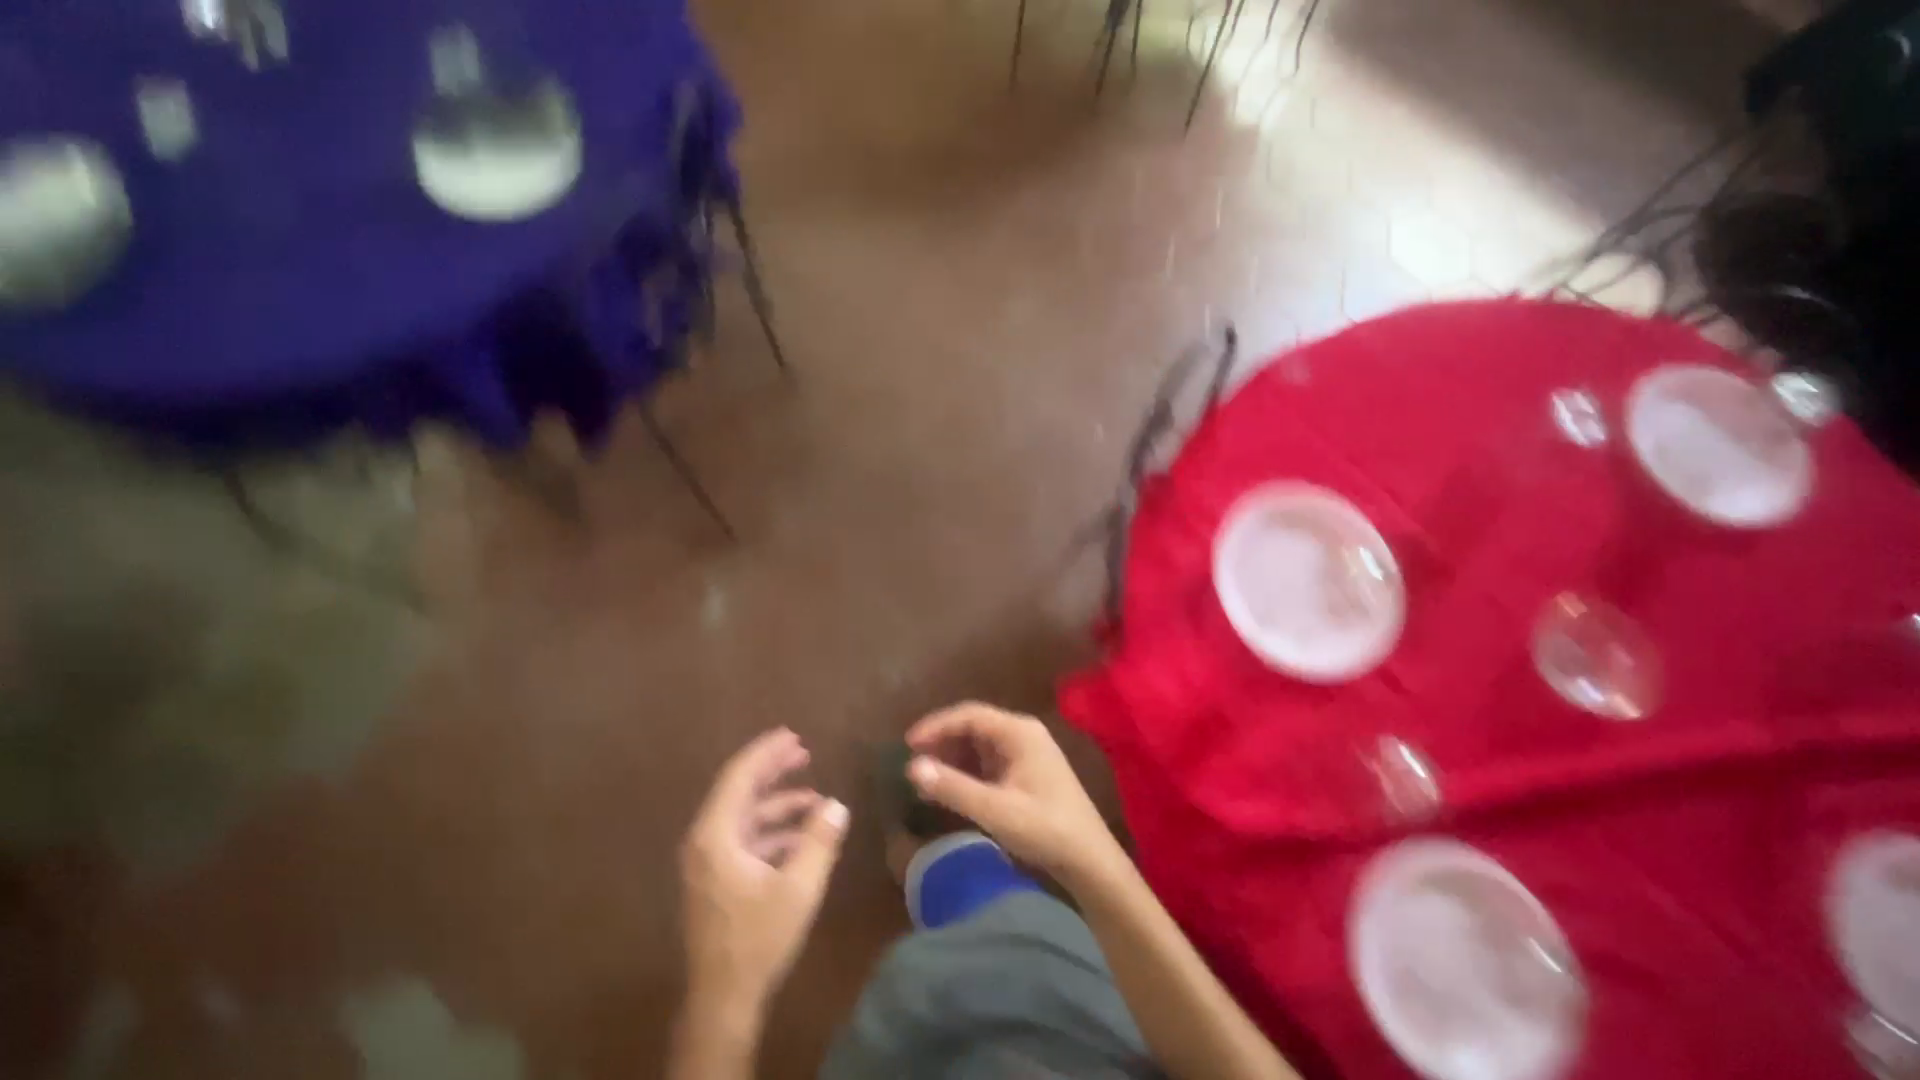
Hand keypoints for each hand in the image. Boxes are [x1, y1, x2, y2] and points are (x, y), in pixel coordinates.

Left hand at [680, 728, 846, 1018]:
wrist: (724, 996)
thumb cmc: (758, 937)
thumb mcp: (798, 888)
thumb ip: (819, 842)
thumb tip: (836, 805)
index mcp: (716, 835)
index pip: (739, 777)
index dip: (765, 752)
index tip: (792, 734)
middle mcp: (705, 841)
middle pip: (739, 792)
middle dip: (772, 771)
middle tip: (804, 752)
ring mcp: (707, 863)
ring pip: (745, 819)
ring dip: (778, 806)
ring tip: (815, 799)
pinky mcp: (716, 882)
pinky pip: (745, 842)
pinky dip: (773, 833)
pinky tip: (802, 838)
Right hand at [905, 702, 1124, 887]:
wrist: (1089, 860)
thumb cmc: (1045, 829)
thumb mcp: (995, 810)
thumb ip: (953, 787)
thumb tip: (912, 767)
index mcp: (1020, 732)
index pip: (969, 715)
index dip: (936, 726)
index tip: (908, 744)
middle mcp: (1024, 735)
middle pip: (974, 727)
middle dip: (942, 743)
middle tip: (914, 764)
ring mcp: (1027, 755)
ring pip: (980, 747)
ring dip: (953, 759)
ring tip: (926, 779)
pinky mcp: (1027, 775)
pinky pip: (989, 764)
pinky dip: (967, 773)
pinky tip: (950, 792)